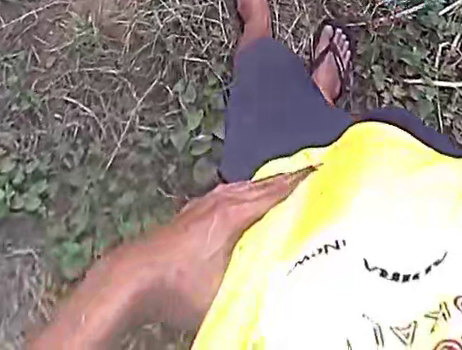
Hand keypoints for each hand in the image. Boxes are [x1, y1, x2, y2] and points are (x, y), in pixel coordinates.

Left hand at [119, 169, 311, 328]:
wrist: (136, 275)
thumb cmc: (179, 286)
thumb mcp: (224, 291)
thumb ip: (254, 284)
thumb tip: (283, 290)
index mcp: (235, 213)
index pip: (276, 191)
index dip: (302, 182)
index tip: (326, 170)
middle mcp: (224, 199)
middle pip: (265, 183)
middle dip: (291, 178)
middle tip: (316, 173)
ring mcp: (208, 200)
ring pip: (248, 185)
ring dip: (270, 183)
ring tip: (291, 182)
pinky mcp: (197, 208)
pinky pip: (233, 190)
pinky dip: (251, 189)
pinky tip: (251, 195)